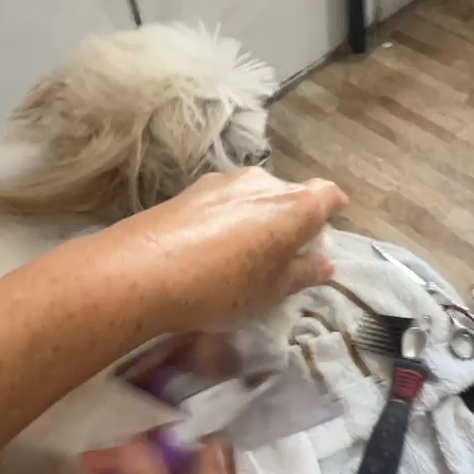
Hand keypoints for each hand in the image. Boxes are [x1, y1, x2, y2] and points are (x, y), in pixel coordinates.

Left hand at [83, 168, 344, 332]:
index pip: (328, 195)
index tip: (325, 231)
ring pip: (253, 196)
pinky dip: (226, 219)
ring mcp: (223, 181)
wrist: (142, 271)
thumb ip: (302, 274)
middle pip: (289, 194)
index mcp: (294, 206)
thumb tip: (325, 264)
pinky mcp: (190, 189)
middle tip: (280, 255)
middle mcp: (263, 182)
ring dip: (255, 218)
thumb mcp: (271, 293)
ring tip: (240, 254)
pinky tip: (208, 247)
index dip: (332, 211)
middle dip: (291, 219)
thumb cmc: (223, 288)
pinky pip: (222, 201)